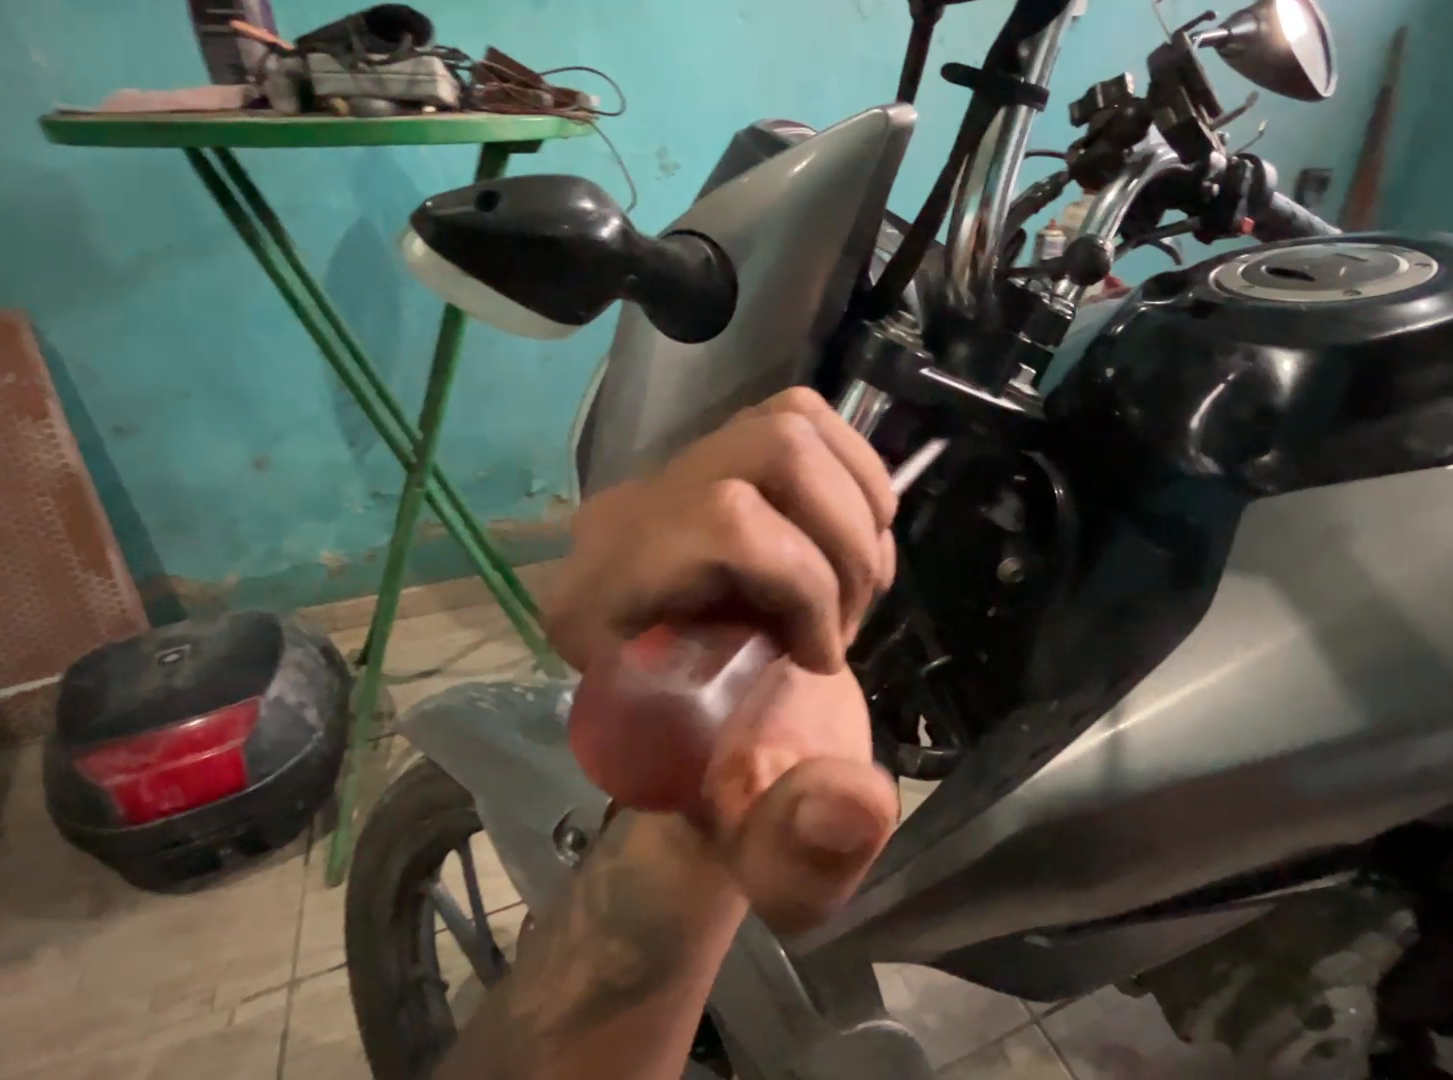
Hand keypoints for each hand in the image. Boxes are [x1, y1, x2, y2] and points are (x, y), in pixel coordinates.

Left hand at [548, 388, 902, 930]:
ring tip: (852, 583)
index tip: (821, 659)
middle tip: (842, 620)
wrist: (708, 738)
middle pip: (769, 453)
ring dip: (855, 510)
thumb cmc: (722, 784)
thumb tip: (852, 804)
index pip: (721, 520)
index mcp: (596, 605)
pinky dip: (856, 475)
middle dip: (839, 546)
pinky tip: (853, 542)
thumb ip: (794, 846)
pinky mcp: (715, 461)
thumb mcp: (750, 837)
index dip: (802, 581)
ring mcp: (667, 482)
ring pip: (788, 425)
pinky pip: (800, 414)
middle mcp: (618, 524)